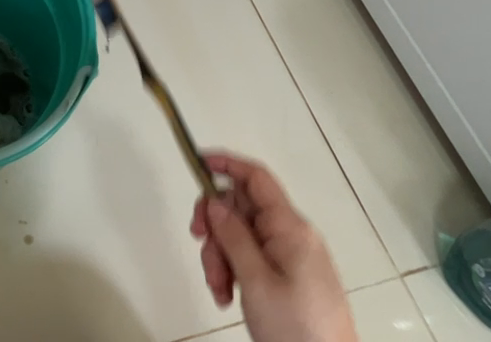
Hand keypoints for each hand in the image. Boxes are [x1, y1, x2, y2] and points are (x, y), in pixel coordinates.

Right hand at [191, 153, 357, 341]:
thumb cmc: (294, 327)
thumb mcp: (256, 281)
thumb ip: (233, 236)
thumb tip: (215, 200)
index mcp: (290, 227)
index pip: (256, 178)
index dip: (226, 164)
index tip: (196, 164)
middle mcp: (291, 235)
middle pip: (241, 209)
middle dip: (216, 227)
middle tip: (198, 244)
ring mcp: (290, 257)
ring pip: (241, 237)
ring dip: (221, 257)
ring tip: (220, 291)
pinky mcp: (289, 279)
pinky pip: (252, 260)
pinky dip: (234, 273)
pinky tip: (229, 298)